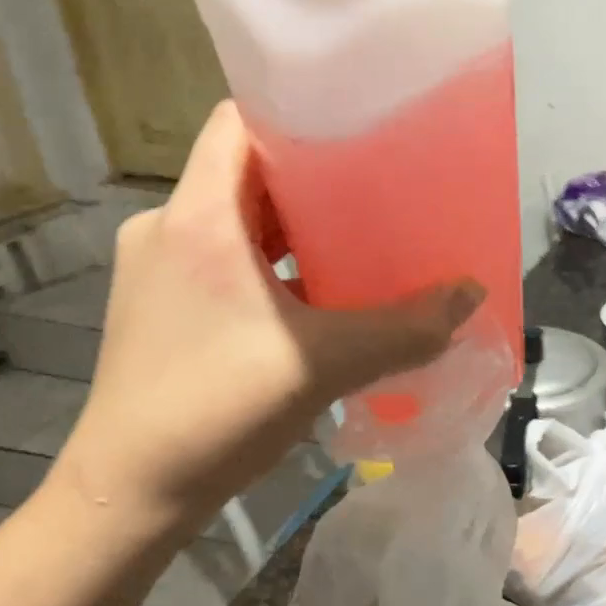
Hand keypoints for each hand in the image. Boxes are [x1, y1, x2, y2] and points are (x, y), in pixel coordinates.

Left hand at [52, 101, 482, 530]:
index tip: (363, 127)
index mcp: (197, 217)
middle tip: (385, 192)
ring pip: (243, 226)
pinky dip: (280, 272)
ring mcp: (163, 272)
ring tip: (367, 245)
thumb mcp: (324, 364)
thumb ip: (405, 328)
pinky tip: (327, 302)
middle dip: (318, 181)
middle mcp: (170, 229)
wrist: (133, 492)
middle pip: (250, 175)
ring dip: (302, 233)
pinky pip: (233, 266)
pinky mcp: (167, 311)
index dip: (300, 113)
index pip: (239, 122)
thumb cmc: (216, 409)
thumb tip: (472, 295)